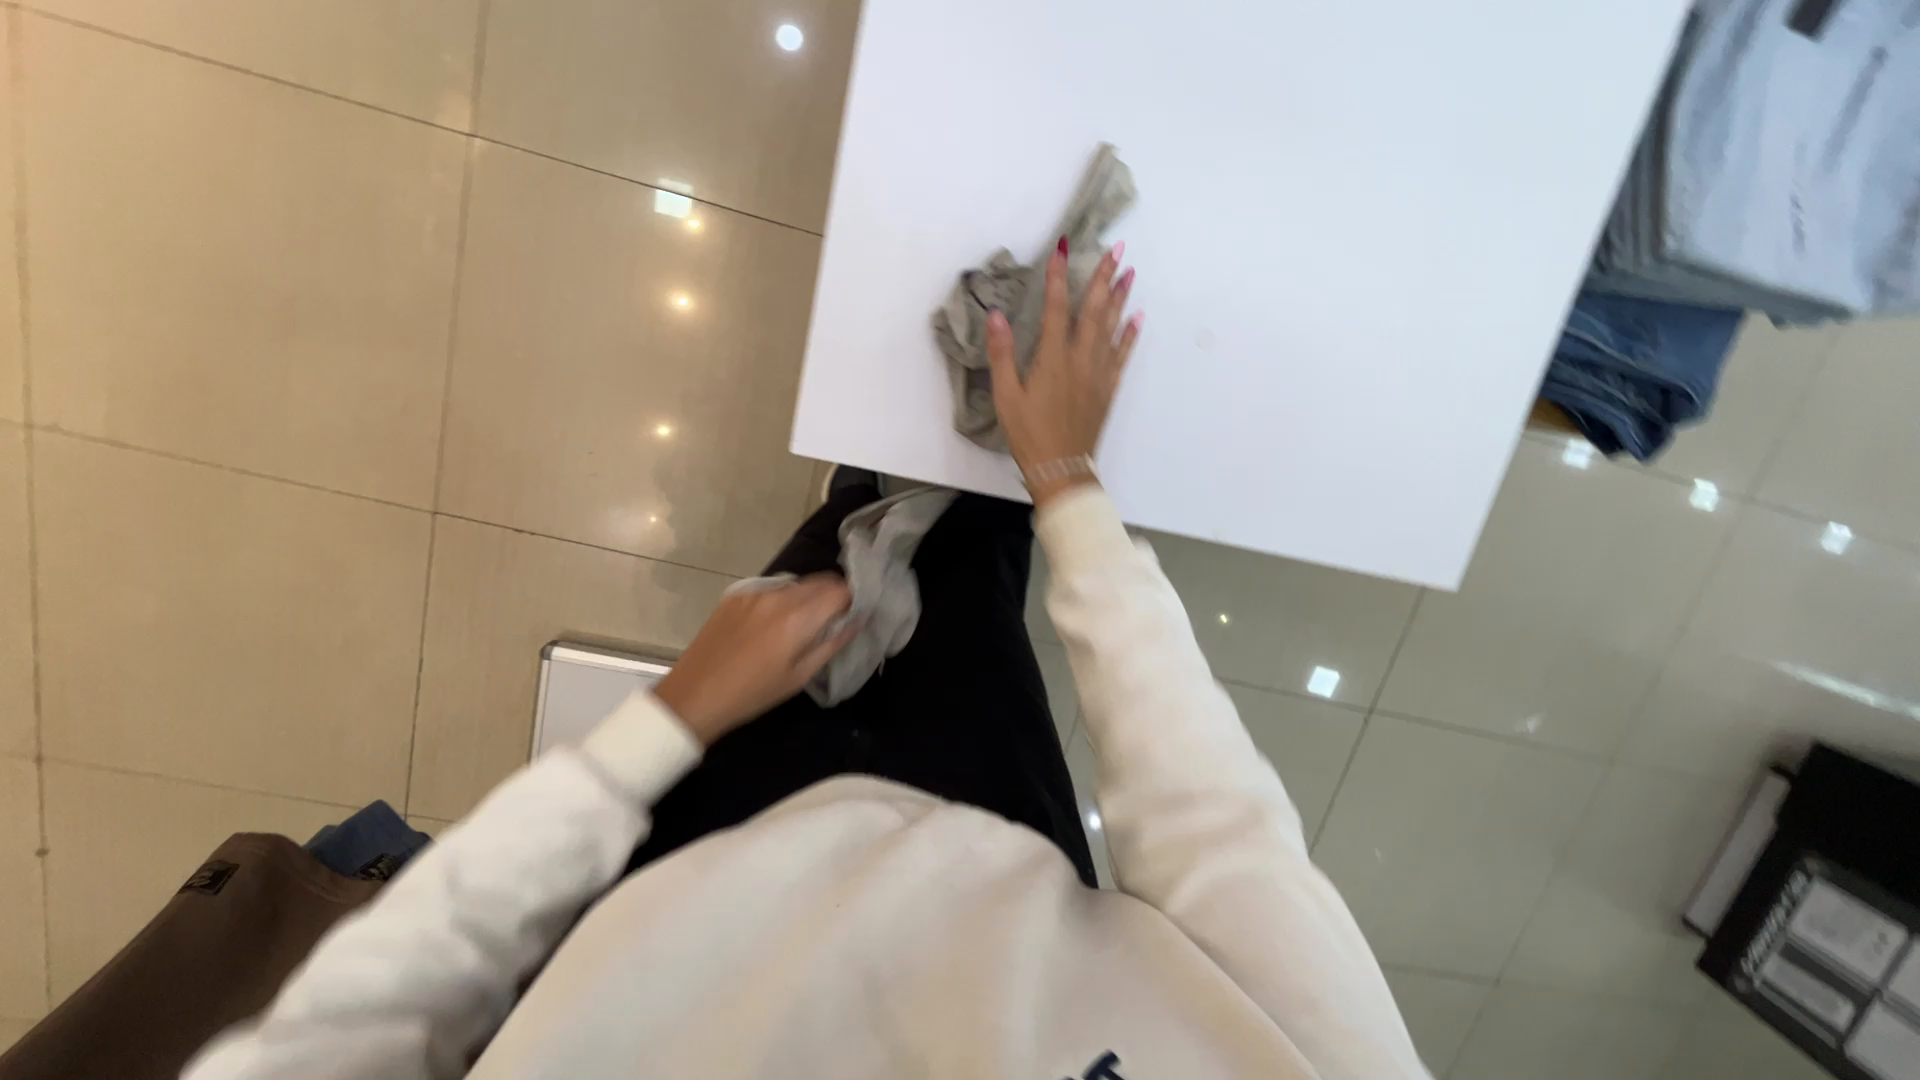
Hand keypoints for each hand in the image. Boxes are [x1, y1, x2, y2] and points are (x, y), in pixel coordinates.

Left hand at [653, 574, 859, 744]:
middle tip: (835, 618)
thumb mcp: (799, 676)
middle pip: (820, 581)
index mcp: (796, 619)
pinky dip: (783, 599)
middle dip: (833, 594)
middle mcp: (777, 596)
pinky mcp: (736, 595)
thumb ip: (832, 643)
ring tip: (803, 623)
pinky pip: (772, 589)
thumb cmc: (752, 694)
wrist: (693, 695)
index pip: (839, 590)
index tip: (854, 614)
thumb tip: (857, 620)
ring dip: (808, 596)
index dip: (853, 599)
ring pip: (796, 584)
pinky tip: (773, 624)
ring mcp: (754, 593)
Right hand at [986, 238, 1142, 507]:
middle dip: (1104, 277)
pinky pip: (1122, 356)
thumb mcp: (1006, 395)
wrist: (1061, 467)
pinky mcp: (1107, 389)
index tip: (1064, 247)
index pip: (1057, 307)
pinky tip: (1137, 318)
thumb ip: (1002, 354)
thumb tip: (997, 316)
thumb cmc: (1028, 433)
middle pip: (1094, 310)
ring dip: (1120, 298)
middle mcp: (1081, 359)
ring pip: (1112, 327)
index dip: (1060, 276)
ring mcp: (1098, 373)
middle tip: (1117, 249)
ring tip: (1130, 272)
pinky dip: (1130, 335)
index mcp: (1053, 358)